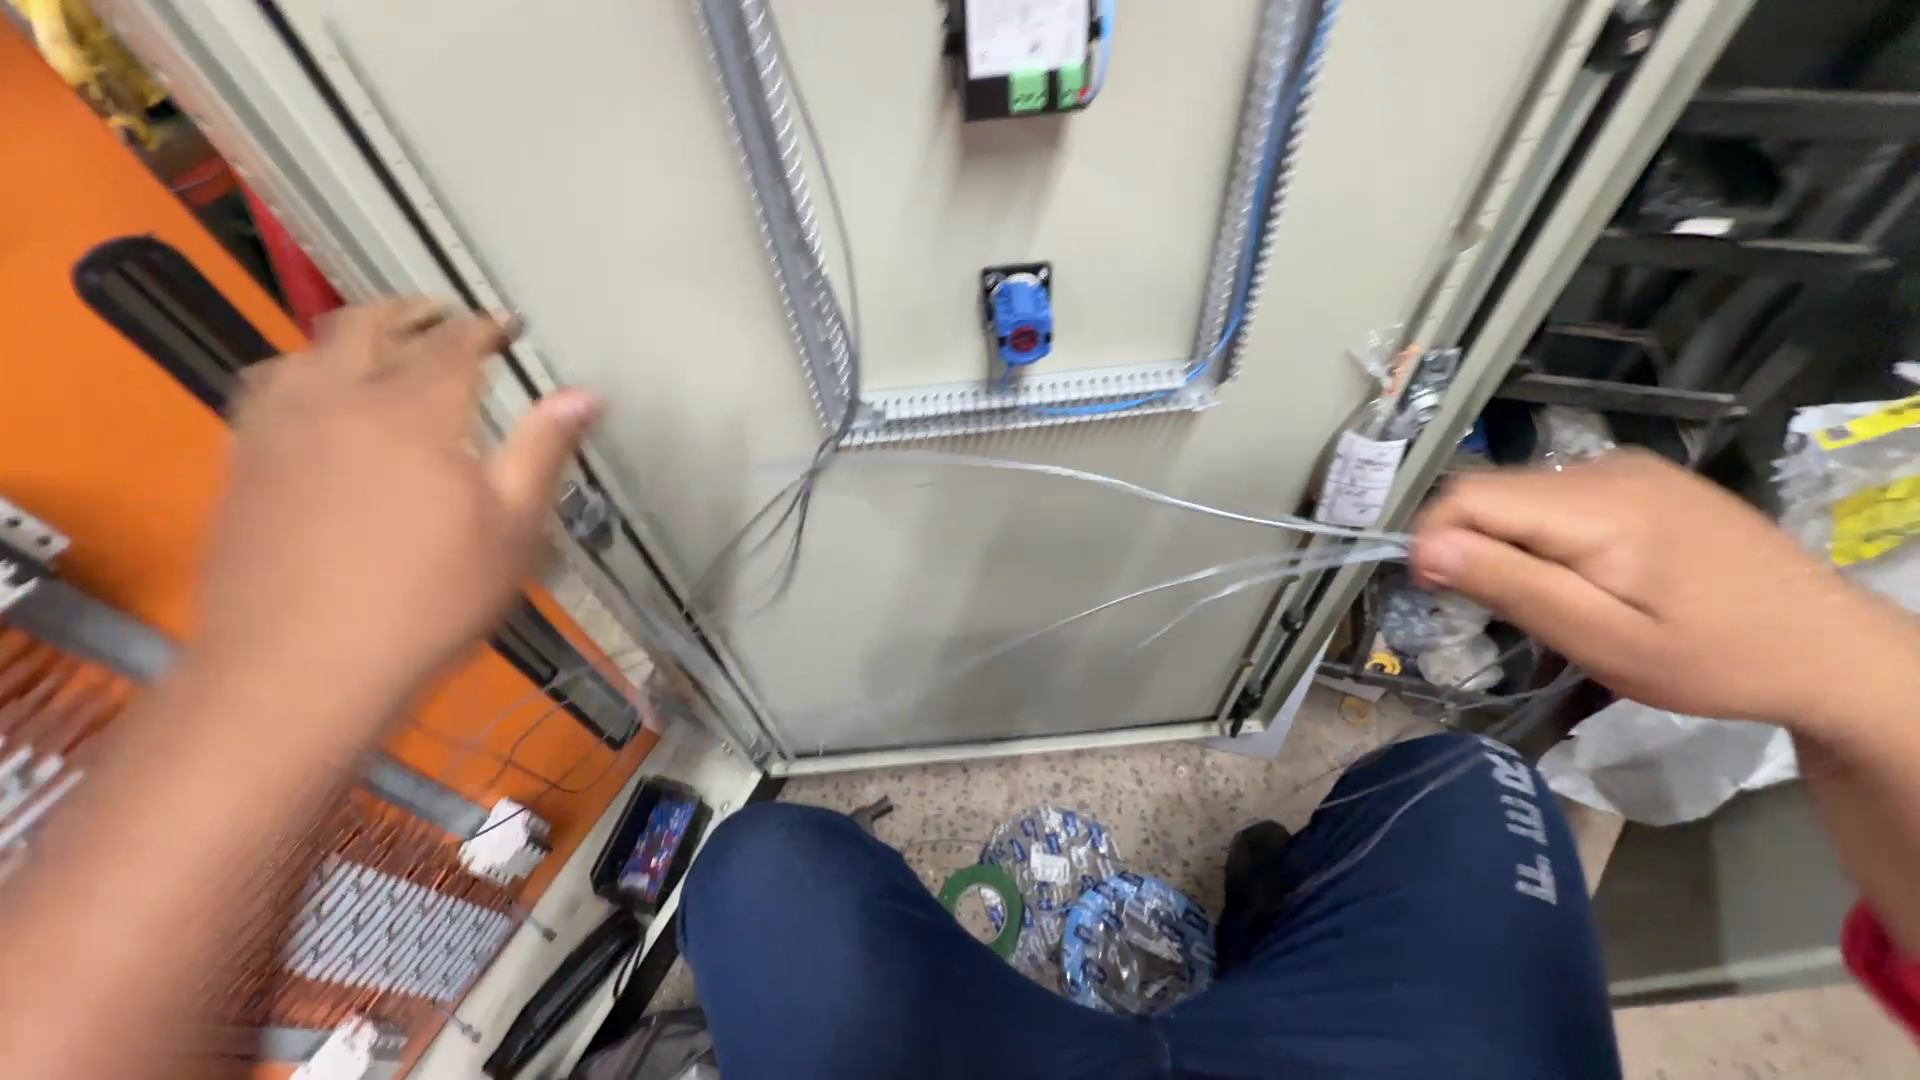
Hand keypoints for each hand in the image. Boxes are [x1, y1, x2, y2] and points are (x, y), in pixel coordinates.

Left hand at [196, 299, 599, 712]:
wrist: (304, 666)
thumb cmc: (431, 598)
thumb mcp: (513, 528)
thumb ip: (544, 450)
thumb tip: (587, 393)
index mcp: (413, 413)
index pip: (453, 347)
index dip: (484, 328)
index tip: (508, 323)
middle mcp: (338, 401)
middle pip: (368, 328)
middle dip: (413, 313)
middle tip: (445, 315)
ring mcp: (279, 430)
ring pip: (308, 351)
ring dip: (352, 336)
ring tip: (380, 345)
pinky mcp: (244, 464)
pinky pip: (267, 389)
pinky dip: (303, 371)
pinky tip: (316, 399)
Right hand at [1409, 450, 1918, 736]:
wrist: (1833, 650)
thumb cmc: (1713, 659)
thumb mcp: (1601, 639)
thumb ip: (1510, 585)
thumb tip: (1424, 548)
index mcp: (1597, 506)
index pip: (1467, 495)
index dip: (1432, 539)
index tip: (1436, 592)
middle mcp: (1608, 468)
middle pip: (1491, 491)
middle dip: (1469, 543)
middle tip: (1497, 607)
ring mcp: (1631, 469)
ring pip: (1520, 492)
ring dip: (1503, 539)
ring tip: (1543, 595)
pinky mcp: (1644, 479)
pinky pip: (1556, 494)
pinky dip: (1538, 531)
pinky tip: (1576, 571)